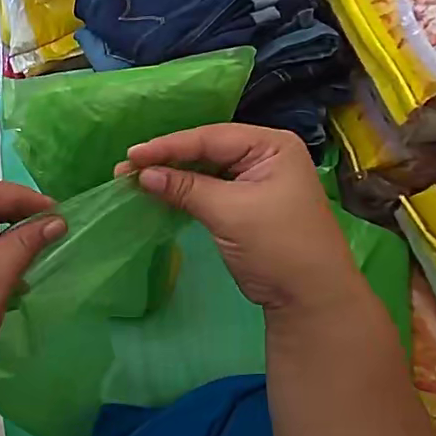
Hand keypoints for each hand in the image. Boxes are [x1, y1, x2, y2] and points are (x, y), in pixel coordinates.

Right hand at [119, 124, 363, 311]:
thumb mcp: (230, 213)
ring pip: (207, 171)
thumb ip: (186, 189)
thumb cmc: (277, 245)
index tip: (131, 156)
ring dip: (173, 177)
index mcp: (272, 145)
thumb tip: (143, 175)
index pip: (211, 138)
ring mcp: (257, 181)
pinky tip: (160, 194)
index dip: (168, 146)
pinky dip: (186, 193)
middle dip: (168, 160)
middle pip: (207, 151)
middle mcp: (266, 155)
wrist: (310, 297)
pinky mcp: (248, 205)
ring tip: (135, 181)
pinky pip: (211, 190)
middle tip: (126, 170)